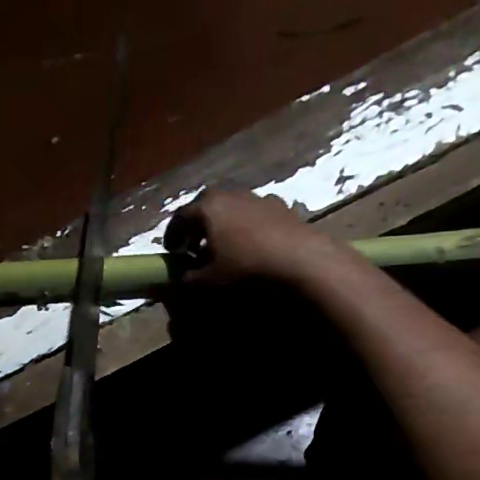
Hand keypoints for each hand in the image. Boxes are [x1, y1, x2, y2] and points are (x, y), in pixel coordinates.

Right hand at [170, 189, 350, 285]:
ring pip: (235, 211)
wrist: (307, 266)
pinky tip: (256, 252)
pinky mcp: (287, 211)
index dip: (172, 236)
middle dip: (200, 228)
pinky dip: (250, 232)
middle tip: (196, 249)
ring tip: (227, 252)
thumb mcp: (208, 284)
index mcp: (209, 207)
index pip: (180, 217)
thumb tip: (177, 278)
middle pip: (209, 208)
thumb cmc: (248, 271)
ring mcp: (263, 200)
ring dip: (226, 228)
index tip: (172, 253)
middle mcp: (234, 195)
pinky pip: (258, 219)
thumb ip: (186, 280)